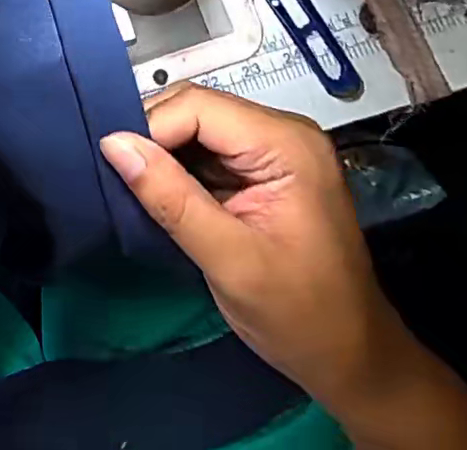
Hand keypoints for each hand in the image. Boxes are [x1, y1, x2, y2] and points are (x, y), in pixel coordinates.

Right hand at [98, 83, 383, 409]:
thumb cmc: (302, 316)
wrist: (353, 360)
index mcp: (286, 143)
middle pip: (196, 108)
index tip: (114, 165)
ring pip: (197, 126)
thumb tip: (114, 144)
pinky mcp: (261, 167)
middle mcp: (281, 131)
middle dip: (154, 137)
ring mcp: (273, 148)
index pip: (198, 106)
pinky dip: (178, 167)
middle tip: (118, 175)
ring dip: (162, 152)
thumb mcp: (230, 261)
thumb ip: (171, 198)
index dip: (151, 128)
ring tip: (132, 183)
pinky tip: (159, 191)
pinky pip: (207, 149)